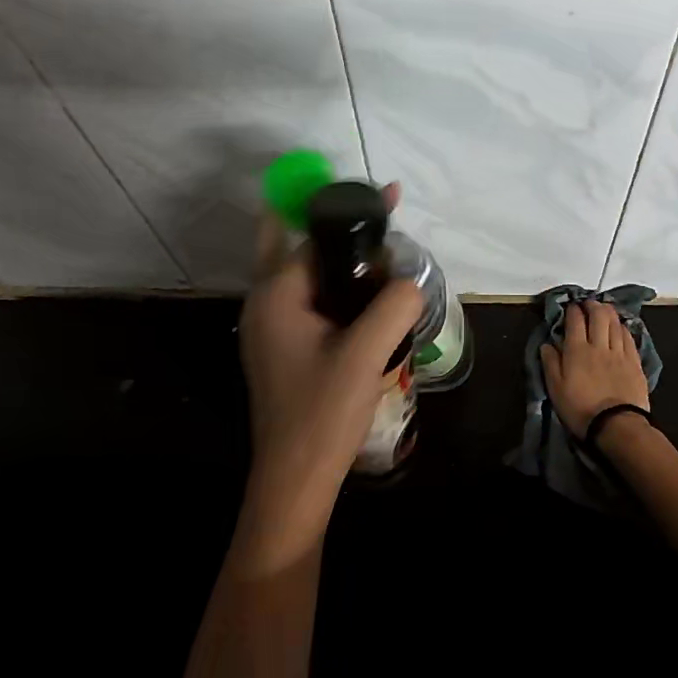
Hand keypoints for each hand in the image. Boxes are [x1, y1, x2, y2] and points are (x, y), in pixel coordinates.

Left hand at [236, 186, 419, 565]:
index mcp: (275, 296)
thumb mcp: (367, 353)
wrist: (296, 480)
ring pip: (308, 279)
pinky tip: (373, 305)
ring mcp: (272, 330)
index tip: (389, 197)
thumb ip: (395, 305)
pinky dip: (341, 294)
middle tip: (388, 231)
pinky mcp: (285, 351)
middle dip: (342, 232)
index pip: (314, 237)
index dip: (353, 216)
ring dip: (344, 266)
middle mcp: (265, 305)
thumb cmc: (323, 413)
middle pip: (303, 249)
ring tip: (389, 267)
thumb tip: (412, 280)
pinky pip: (313, 305)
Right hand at [539, 301, 650, 437]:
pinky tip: (621, 327)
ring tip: (605, 309)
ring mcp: (619, 353)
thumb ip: (550, 363)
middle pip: (599, 316)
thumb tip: (547, 344)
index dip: (573, 310)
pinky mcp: (634, 362)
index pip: (575, 321)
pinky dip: (623, 328)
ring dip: (609, 312)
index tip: (571, 307)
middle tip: (588, 304)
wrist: (616, 424)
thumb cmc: (580, 408)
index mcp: (577, 350)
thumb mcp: (555, 389)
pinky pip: (629, 337)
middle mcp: (599, 345)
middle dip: (593, 305)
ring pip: (615, 324)